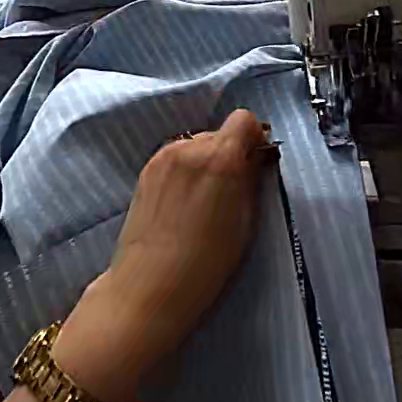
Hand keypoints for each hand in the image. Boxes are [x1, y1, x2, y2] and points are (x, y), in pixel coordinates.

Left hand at [53, 109, 271, 401]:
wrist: (151, 282)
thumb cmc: (207, 262)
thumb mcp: (245, 222)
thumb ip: (251, 181)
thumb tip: (254, 159)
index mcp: (220, 157)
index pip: (243, 119)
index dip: (253, 138)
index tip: (257, 162)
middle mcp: (188, 147)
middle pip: (218, 133)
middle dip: (230, 153)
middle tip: (232, 188)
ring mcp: (162, 157)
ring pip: (195, 144)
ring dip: (206, 161)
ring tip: (206, 199)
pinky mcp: (145, 169)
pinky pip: (175, 157)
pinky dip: (186, 169)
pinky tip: (184, 202)